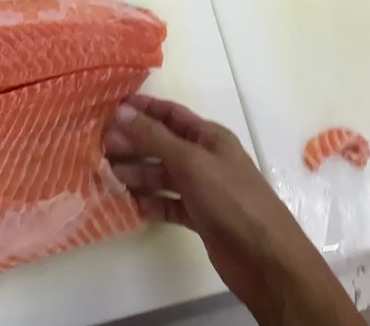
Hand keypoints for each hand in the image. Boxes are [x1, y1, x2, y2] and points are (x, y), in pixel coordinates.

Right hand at [105, 95, 362, 325]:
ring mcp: (204, 190)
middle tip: (102, 146)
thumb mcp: (190, 161)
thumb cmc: (231, 200)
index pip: (171, 115)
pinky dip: (153, 202)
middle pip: (163, 145)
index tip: (111, 109)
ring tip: (110, 175)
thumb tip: (121, 112)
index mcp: (209, 137)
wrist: (267, 261)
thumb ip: (154, 137)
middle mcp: (206, 159)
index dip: (143, 110)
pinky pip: (170, 204)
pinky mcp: (201, 218)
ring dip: (139, 173)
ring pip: (163, 175)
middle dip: (134, 144)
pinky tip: (133, 205)